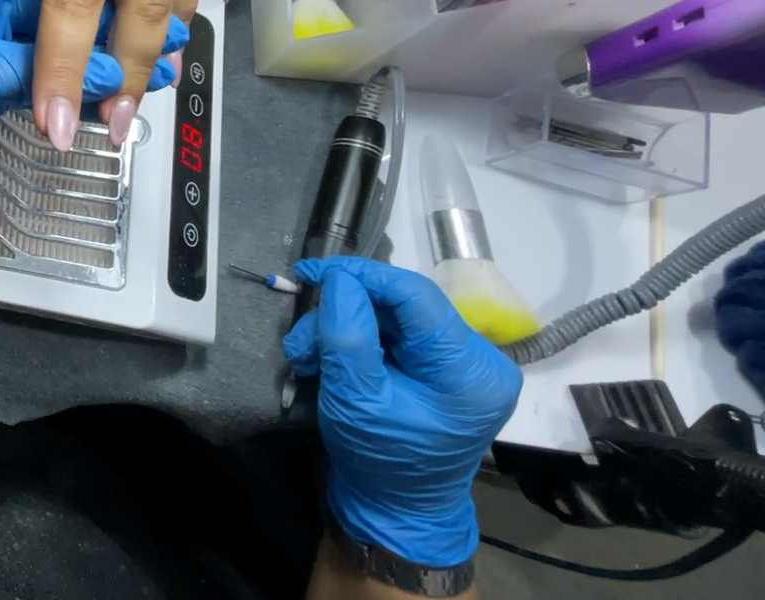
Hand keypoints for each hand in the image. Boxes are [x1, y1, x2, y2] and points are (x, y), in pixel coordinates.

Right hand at [285, 257, 522, 567]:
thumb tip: (337, 279)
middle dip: (339, 312)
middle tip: (300, 342)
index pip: (414, 295)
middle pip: (397, 304)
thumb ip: (347, 336)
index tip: (308, 274)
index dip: (359, 276)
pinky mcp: (439, 365)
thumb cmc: (380, 456)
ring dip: (337, 327)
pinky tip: (326, 358)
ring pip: (386, 315)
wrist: (398, 502)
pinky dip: (351, 337)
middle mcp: (477, 359)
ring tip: (306, 357)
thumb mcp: (355, 398)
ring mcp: (460, 362)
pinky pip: (390, 331)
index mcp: (468, 370)